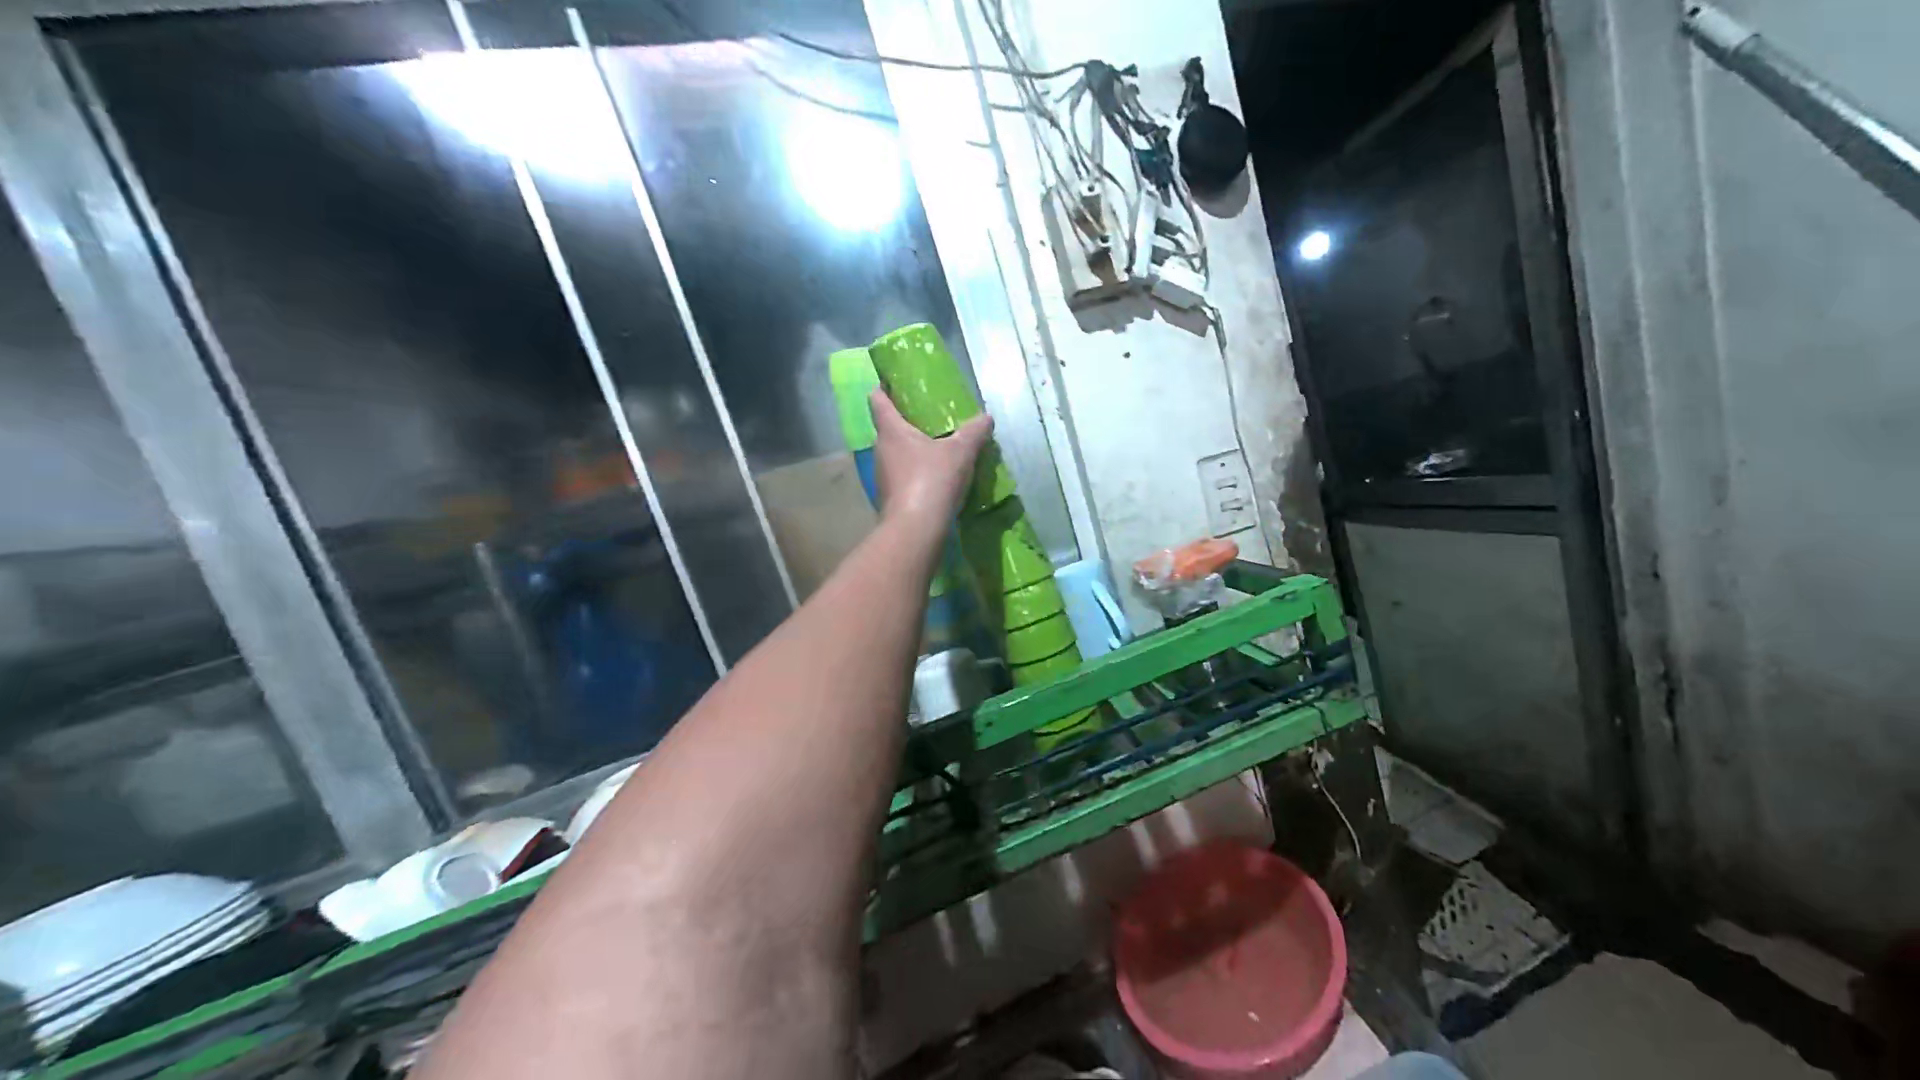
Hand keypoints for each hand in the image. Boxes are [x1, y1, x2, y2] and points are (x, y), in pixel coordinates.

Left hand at [869, 389, 992, 534]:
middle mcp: (880, 449)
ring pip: (894, 453)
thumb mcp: (960, 452)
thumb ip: (973, 432)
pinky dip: (913, 472)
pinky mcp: (889, 497)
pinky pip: (900, 476)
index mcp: (891, 430)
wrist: (915, 529)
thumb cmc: (932, 480)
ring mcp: (882, 476)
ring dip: (911, 449)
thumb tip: (986, 418)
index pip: (878, 400)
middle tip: (928, 417)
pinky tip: (933, 477)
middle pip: (887, 427)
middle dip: (905, 421)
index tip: (894, 382)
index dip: (883, 388)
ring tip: (935, 447)